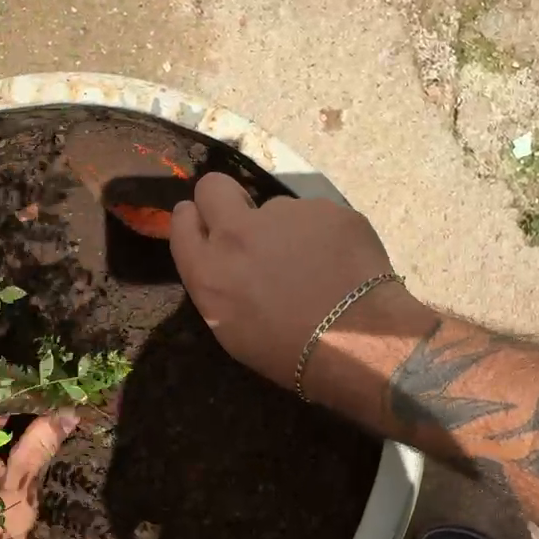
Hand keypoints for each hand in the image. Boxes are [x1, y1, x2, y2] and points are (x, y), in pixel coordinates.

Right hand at [169, 172, 427, 392]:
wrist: (355, 339)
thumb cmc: (287, 352)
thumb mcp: (232, 329)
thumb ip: (219, 285)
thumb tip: (227, 264)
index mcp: (209, 269)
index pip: (182, 220)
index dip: (196, 221)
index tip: (208, 229)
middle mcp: (238, 232)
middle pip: (214, 187)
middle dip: (224, 200)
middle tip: (247, 228)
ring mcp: (284, 214)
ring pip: (277, 210)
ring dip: (287, 231)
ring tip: (313, 267)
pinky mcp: (326, 209)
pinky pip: (318, 217)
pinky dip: (325, 237)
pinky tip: (341, 265)